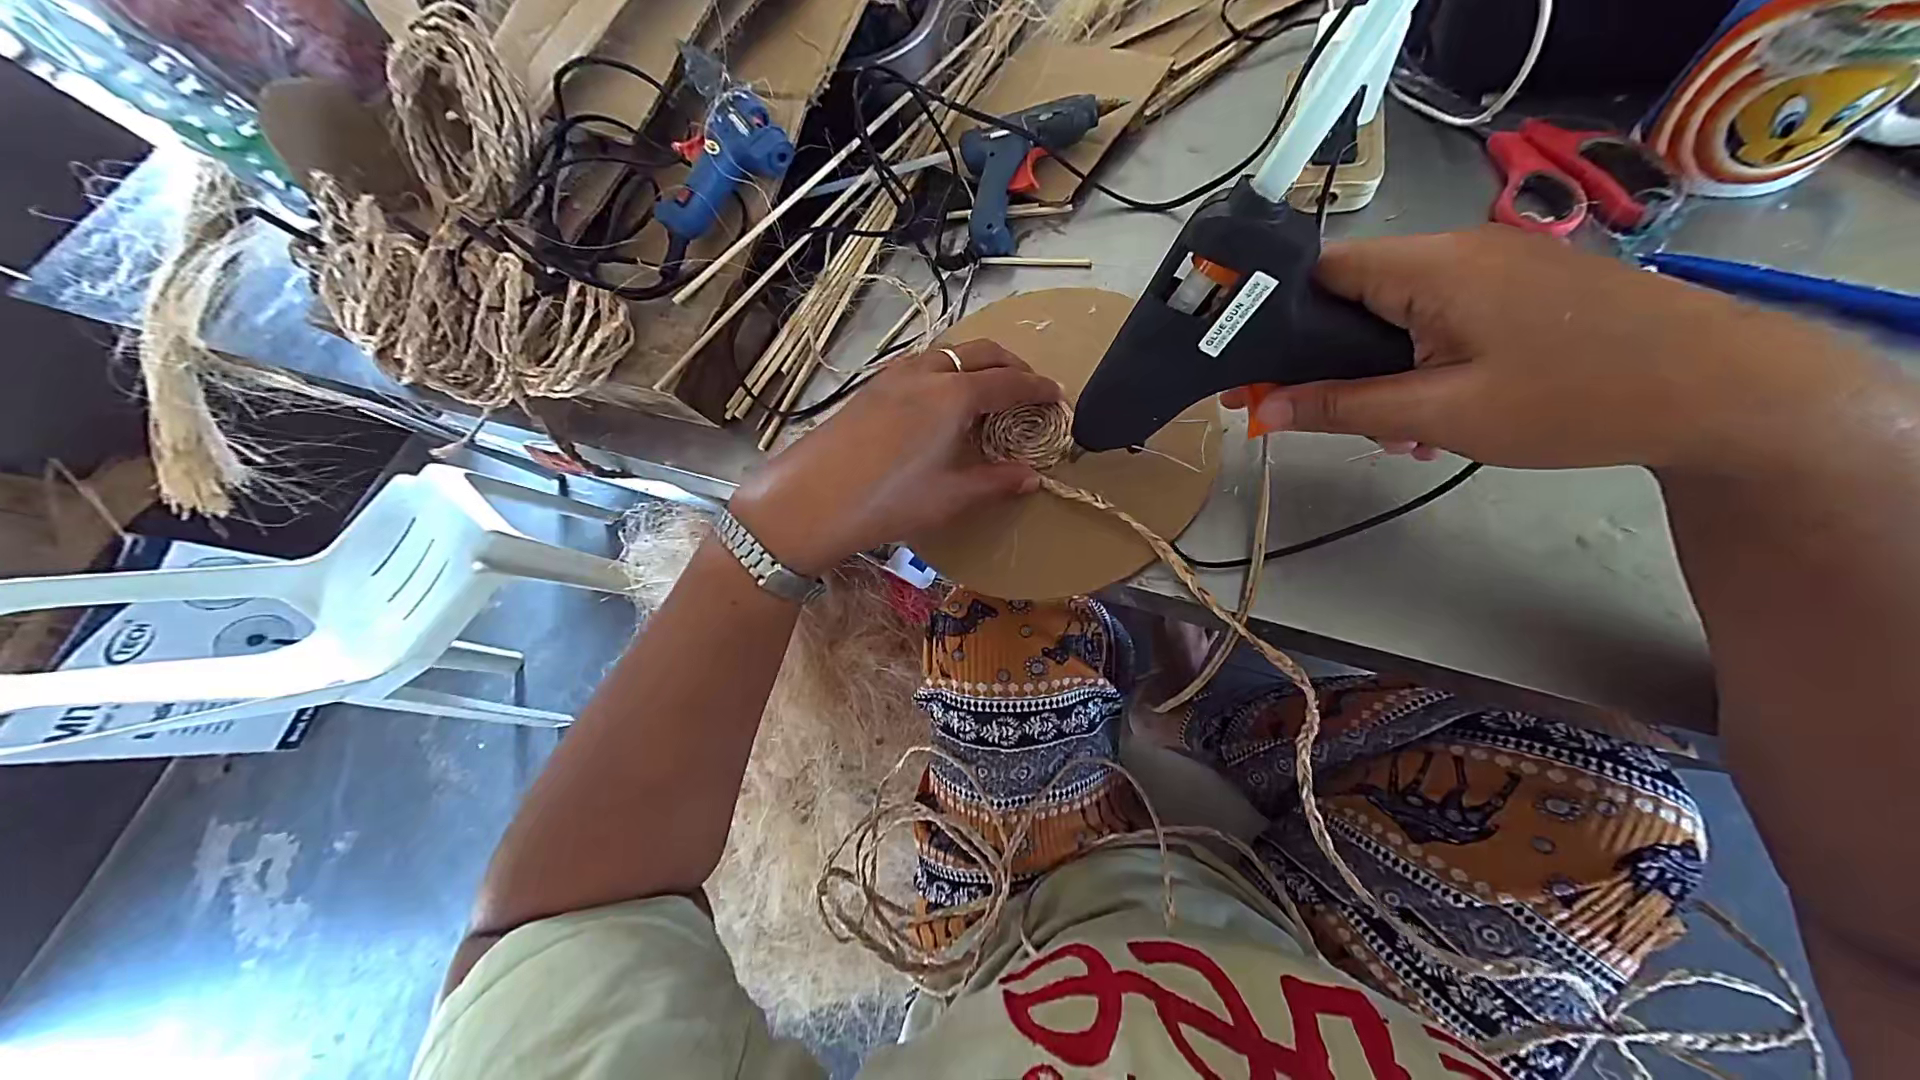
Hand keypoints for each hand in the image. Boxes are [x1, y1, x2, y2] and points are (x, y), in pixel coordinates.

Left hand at [729, 340, 1061, 575]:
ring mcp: (894, 375)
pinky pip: (922, 364)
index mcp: (954, 395)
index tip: (1057, 397)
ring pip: (949, 353)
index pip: (1009, 384)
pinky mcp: (871, 387)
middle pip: (982, 353)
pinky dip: (947, 370)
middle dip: (1012, 366)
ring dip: (977, 363)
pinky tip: (941, 399)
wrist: (810, 500)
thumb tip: (1031, 477)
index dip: (1038, 390)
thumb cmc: (888, 501)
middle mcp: (926, 373)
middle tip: (1028, 388)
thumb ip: (996, 482)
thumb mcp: (950, 496)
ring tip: (988, 391)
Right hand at [1231, 225, 1875, 472]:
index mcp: (1431, 267)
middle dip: (1328, 360)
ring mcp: (1496, 268)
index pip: (1319, 273)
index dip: (1274, 322)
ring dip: (1376, 372)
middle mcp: (1458, 252)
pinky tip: (1437, 414)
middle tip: (1315, 416)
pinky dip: (1420, 364)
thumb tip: (1260, 412)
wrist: (1727, 393)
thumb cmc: (1573, 399)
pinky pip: (1440, 321)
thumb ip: (1341, 407)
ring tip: (1394, 431)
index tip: (1251, 375)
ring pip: (1397, 316)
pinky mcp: (1521, 290)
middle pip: (1354, 297)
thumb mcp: (1439, 413)